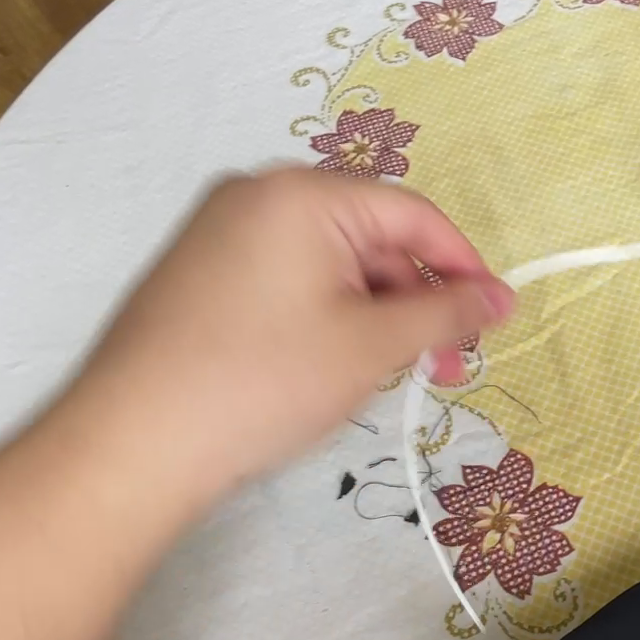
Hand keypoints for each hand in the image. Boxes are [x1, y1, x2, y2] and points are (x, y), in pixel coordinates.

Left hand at [57, 167, 512, 501]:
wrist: (135, 444)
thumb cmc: (268, 380)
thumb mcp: (375, 343)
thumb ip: (448, 313)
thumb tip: (505, 298)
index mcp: (303, 194)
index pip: (414, 216)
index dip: (465, 267)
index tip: (497, 319)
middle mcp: (260, 197)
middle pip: (376, 240)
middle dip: (422, 301)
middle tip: (449, 364)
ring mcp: (226, 234)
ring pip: (339, 266)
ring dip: (384, 315)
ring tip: (400, 373)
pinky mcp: (208, 274)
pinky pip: (299, 281)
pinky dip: (340, 317)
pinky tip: (348, 364)